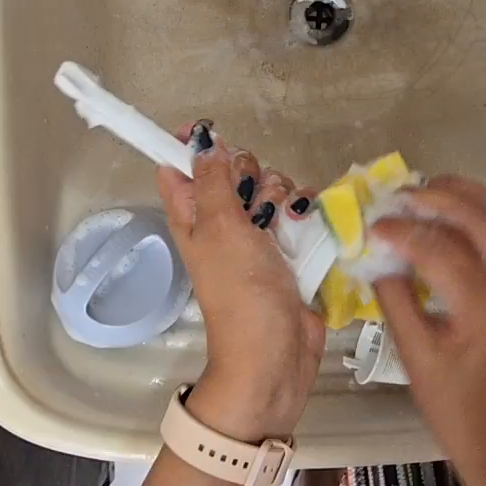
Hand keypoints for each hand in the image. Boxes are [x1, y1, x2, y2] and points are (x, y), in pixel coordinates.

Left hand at [155, 124, 323, 442]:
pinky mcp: (288, 247)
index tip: (210, 132)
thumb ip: (212, 180)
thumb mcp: (220, 228)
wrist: (275, 353)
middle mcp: (220, 220)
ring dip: (281, 196)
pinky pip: (296, 210)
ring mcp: (255, 235)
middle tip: (253, 200)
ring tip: (283, 224)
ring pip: (270, 187)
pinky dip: (304, 212)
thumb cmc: (241, 291)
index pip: (178, 165)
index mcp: (191, 215)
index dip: (190, 143)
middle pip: (233, 169)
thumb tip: (201, 141)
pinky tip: (307, 226)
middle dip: (250, 173)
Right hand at [371, 175, 485, 485]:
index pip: (443, 251)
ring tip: (429, 188)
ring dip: (468, 195)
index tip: (374, 225)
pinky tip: (455, 211)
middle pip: (482, 219)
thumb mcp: (413, 356)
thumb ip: (395, 299)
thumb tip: (379, 255)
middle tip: (402, 194)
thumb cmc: (453, 406)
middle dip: (439, 198)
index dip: (404, 231)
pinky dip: (485, 211)